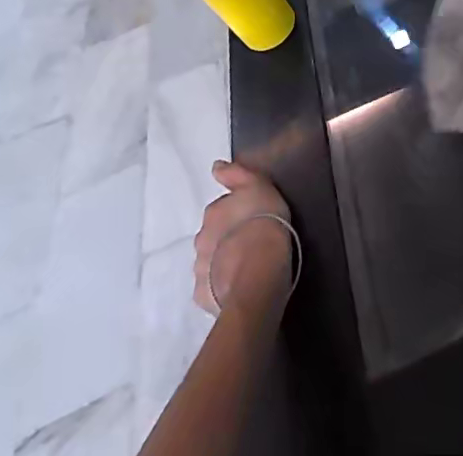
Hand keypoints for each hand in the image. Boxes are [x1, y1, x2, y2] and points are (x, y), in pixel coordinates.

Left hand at [193, 160, 293, 315]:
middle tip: (247, 244)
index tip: (249, 219)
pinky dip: (219, 288)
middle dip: (224, 239)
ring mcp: (200, 269)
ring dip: (221, 263)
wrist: (259, 271)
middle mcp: (201, 239)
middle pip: (211, 237)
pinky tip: (236, 288)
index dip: (234, 214)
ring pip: (209, 263)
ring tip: (244, 269)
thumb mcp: (258, 186)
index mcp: (213, 213)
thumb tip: (216, 166)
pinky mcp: (204, 296)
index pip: (220, 210)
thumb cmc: (263, 223)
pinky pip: (210, 290)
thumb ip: (236, 174)